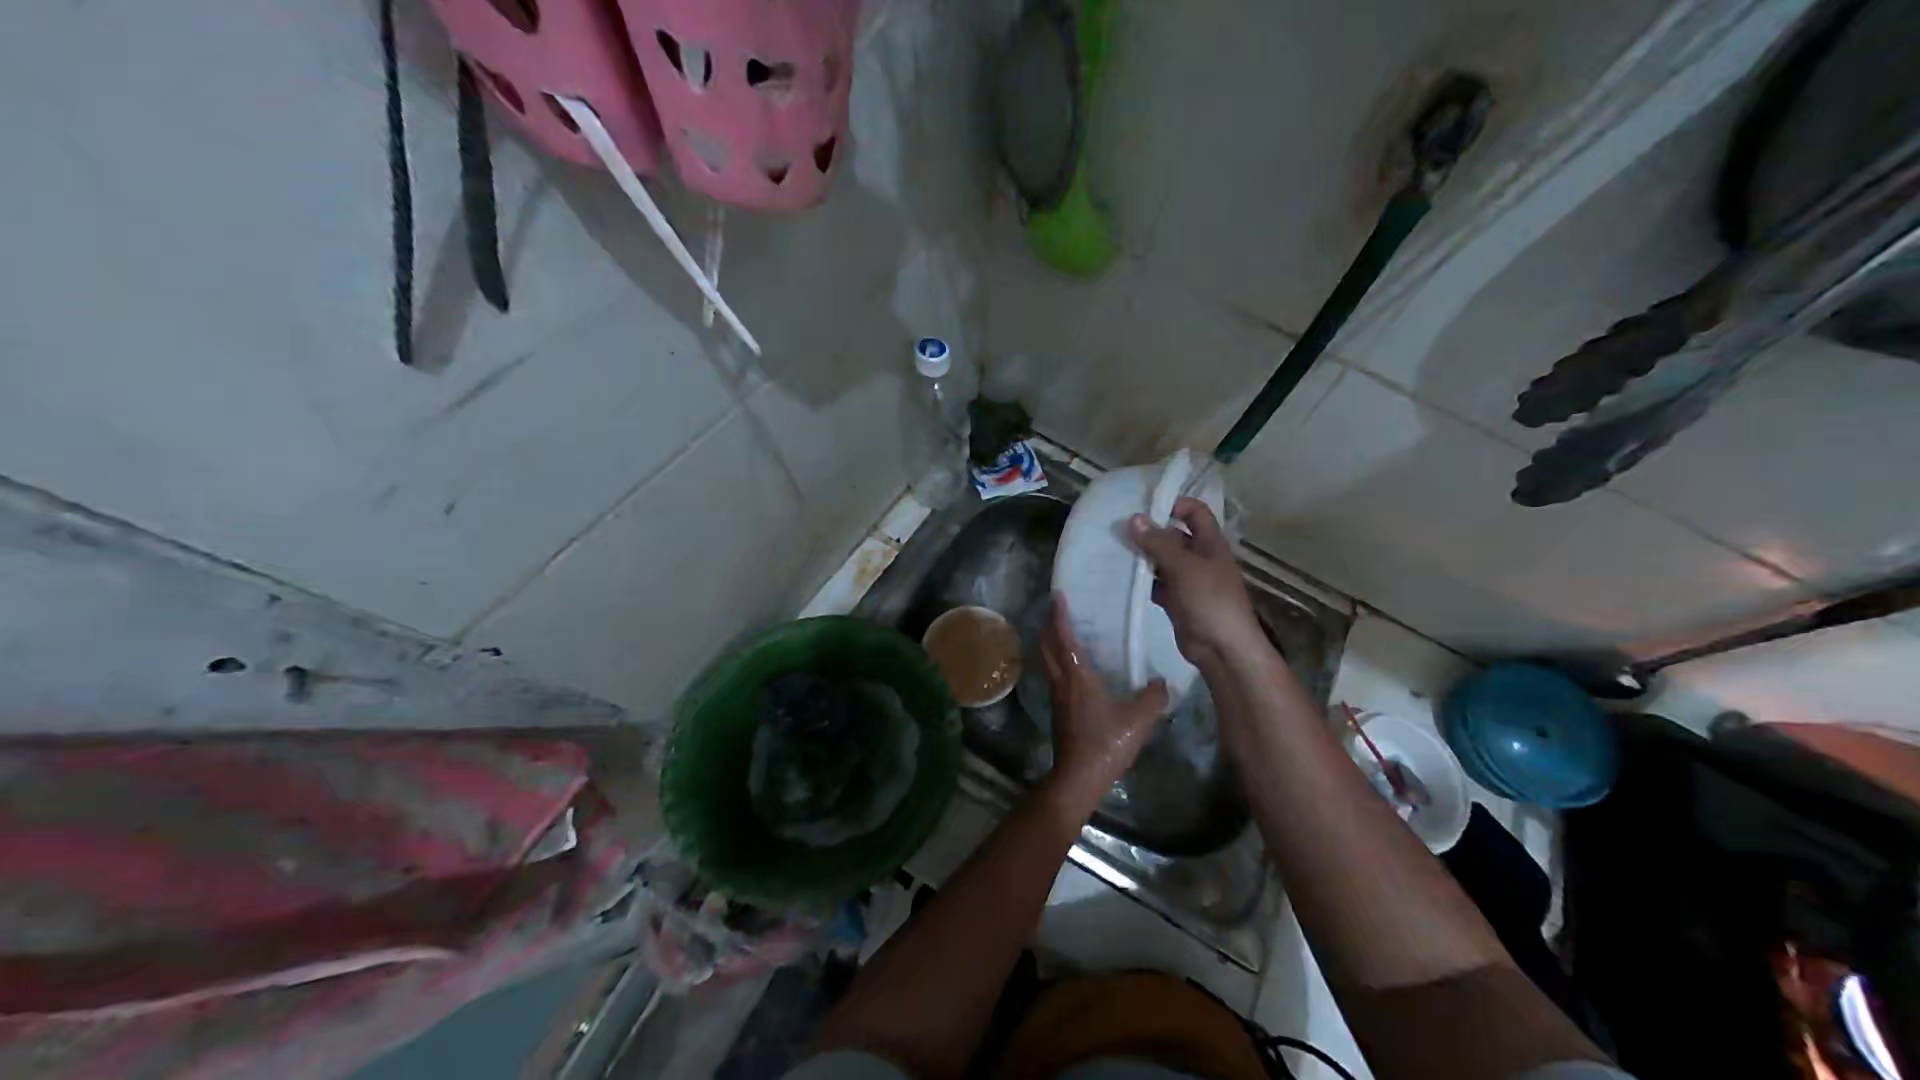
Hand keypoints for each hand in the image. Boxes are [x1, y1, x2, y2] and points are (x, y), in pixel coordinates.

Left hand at [1041, 594, 1168, 796]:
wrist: (1078, 777)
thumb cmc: (1106, 743)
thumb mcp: (1138, 719)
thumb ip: (1153, 697)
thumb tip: (1161, 682)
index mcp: (1077, 676)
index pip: (1063, 637)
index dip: (1059, 615)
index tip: (1058, 596)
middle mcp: (1061, 681)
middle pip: (1046, 645)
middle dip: (1048, 624)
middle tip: (1056, 609)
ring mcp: (1057, 697)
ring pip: (1048, 661)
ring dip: (1050, 642)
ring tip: (1063, 632)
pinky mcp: (1059, 711)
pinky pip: (1055, 675)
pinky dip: (1058, 661)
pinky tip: (1074, 667)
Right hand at [1128, 497, 1264, 667]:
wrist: (1222, 648)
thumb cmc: (1209, 600)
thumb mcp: (1183, 567)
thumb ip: (1158, 543)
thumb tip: (1134, 518)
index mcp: (1210, 543)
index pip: (1195, 512)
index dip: (1175, 504)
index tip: (1146, 506)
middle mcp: (1199, 557)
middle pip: (1173, 536)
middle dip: (1149, 532)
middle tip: (1118, 529)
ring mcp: (1187, 580)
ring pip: (1161, 560)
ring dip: (1142, 556)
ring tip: (1112, 550)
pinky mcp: (1176, 600)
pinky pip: (1155, 583)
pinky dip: (1141, 580)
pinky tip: (1120, 578)